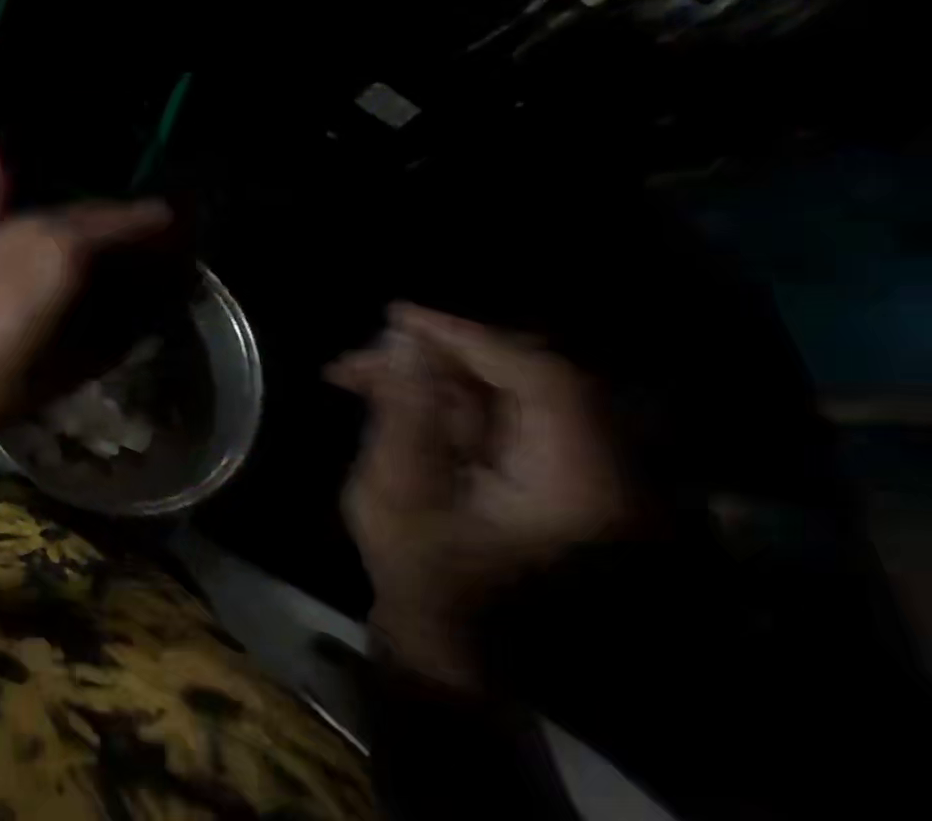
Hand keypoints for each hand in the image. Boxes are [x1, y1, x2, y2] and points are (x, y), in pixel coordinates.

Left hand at [0, 200, 174, 426]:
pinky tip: (76, 252)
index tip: (178, 225)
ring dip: (98, 223)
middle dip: (128, 220)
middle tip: (154, 235)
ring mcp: (13, 228)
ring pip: (70, 213)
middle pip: (98, 210)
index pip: (126, 221)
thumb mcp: (86, 354)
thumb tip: (152, 296)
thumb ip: (126, 318)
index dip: (155, 222)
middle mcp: (40, 225)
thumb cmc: (21, 373)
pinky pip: (45, 222)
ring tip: (119, 244)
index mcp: (67, 249)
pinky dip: (69, 229)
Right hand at [328, 303, 635, 689]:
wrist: (450, 641)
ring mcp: (577, 471)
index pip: (537, 376)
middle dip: (439, 356)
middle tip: (368, 352)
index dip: (466, 337)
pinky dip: (445, 399)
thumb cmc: (421, 575)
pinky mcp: (549, 474)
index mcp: (576, 479)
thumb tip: (406, 339)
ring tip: (359, 374)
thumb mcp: (398, 492)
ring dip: (434, 376)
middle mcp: (597, 468)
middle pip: (524, 377)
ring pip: (506, 392)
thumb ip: (405, 411)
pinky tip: (390, 394)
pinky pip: (500, 415)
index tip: (397, 316)